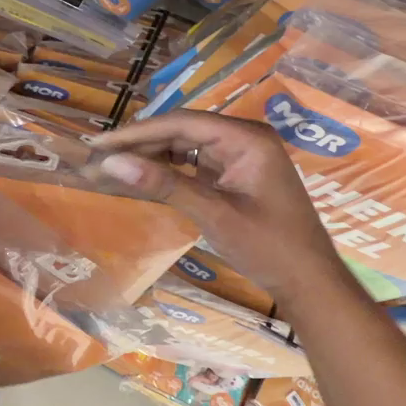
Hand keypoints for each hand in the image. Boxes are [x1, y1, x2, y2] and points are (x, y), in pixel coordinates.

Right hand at [91, 111, 357, 306]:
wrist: (308, 282)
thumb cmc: (268, 247)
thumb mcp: (213, 214)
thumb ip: (163, 184)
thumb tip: (111, 164)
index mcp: (247, 138)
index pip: (180, 123)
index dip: (135, 132)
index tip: (98, 144)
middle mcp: (244, 138)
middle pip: (179, 130)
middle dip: (138, 143)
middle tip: (96, 157)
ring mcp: (240, 155)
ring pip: (183, 145)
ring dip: (148, 155)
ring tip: (111, 166)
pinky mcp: (234, 174)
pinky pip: (191, 162)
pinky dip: (165, 169)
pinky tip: (140, 176)